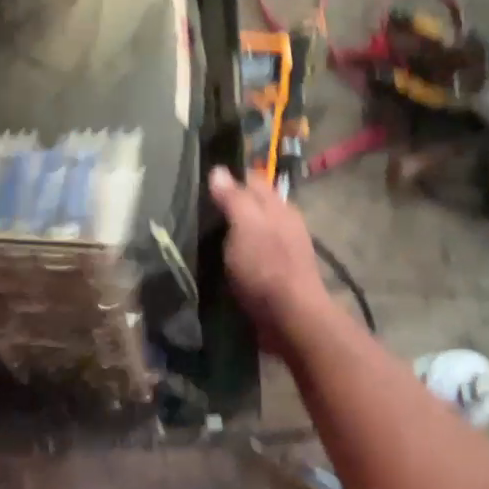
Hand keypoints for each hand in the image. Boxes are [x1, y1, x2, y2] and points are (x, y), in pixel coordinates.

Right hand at [208, 167, 328, 334]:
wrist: (289, 317)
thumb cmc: (266, 268)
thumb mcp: (246, 226)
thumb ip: (233, 199)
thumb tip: (218, 171)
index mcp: (278, 207)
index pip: (253, 180)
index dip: (230, 179)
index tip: (202, 185)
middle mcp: (284, 223)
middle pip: (255, 206)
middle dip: (232, 205)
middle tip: (199, 213)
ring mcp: (282, 250)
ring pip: (255, 231)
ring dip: (235, 232)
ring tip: (206, 238)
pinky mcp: (276, 275)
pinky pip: (254, 255)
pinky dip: (240, 255)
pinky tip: (224, 263)